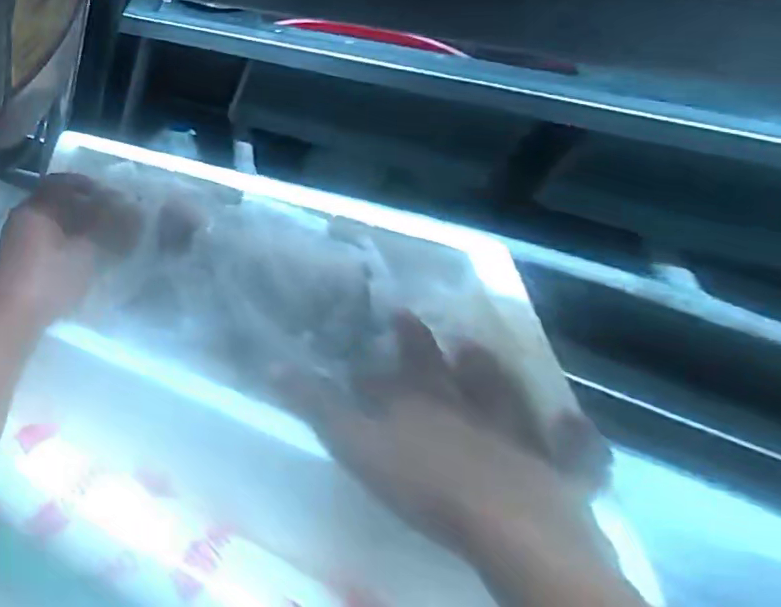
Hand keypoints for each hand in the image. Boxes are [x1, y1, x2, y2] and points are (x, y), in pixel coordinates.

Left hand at [0, 173, 140, 338]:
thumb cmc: (50, 279)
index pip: (64, 182)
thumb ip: (110, 227)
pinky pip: (45, 235)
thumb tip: (130, 209)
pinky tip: (83, 253)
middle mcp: (22, 214)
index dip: (92, 187)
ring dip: (76, 222)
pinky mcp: (17, 256)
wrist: (12, 315)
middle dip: (86, 205)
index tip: (116, 197)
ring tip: (103, 236)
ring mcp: (16, 235)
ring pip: (51, 219)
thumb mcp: (86, 252)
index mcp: (35, 207)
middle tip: (113, 216)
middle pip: (56, 199)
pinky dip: (65, 237)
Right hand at [280, 314, 630, 604]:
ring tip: (488, 354)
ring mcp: (519, 441)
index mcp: (418, 399)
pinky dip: (575, 437)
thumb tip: (272, 364)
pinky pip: (575, 453)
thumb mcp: (351, 442)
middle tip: (447, 330)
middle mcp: (468, 409)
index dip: (400, 337)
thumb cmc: (422, 483)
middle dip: (447, 352)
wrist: (513, 535)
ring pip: (509, 400)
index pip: (404, 361)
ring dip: (498, 378)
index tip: (396, 311)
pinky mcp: (561, 478)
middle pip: (457, 374)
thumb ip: (314, 403)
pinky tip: (574, 421)